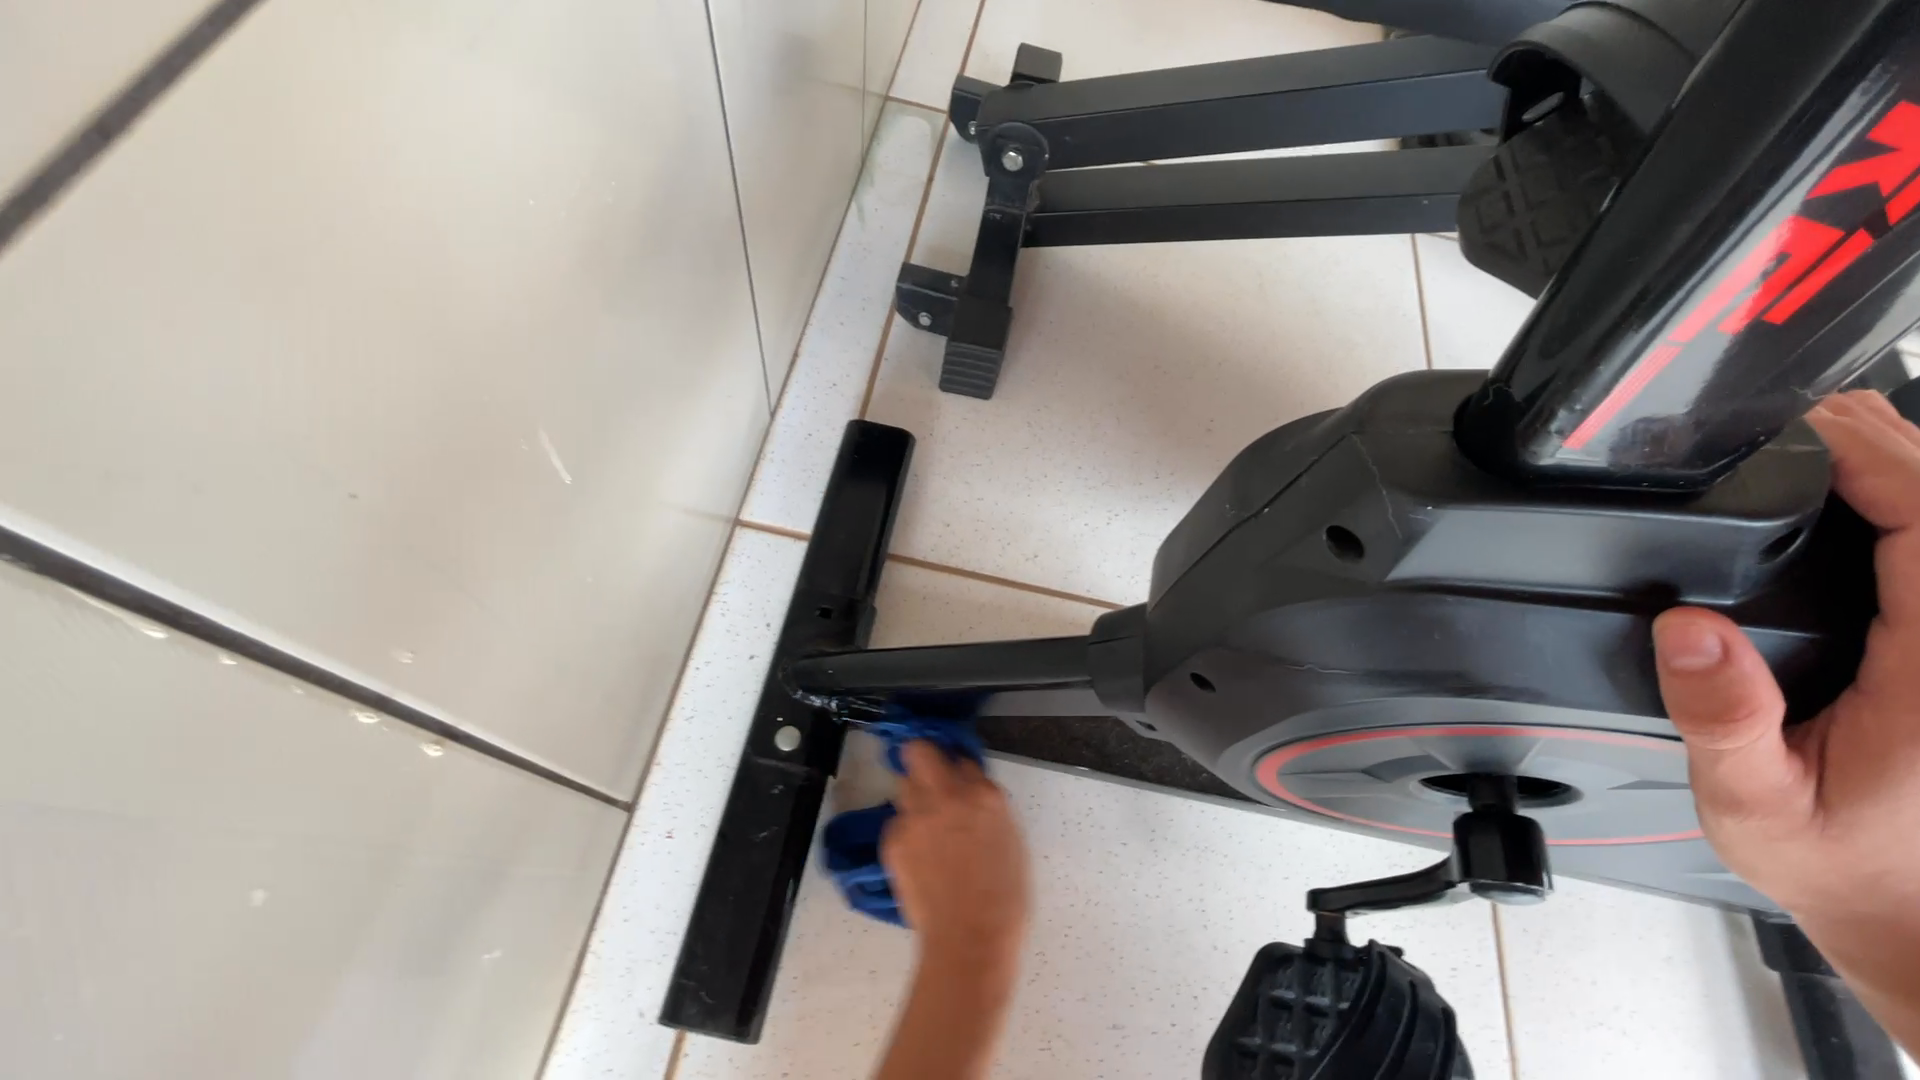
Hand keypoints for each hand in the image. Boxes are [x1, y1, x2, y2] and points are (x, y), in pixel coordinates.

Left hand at [881, 741, 1030, 961]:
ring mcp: (915, 816)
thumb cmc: (1004, 900)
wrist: (970, 942)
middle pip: (919, 750)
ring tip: (925, 826)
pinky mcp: (893, 840)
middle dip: (923, 759)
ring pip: (904, 784)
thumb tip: (973, 800)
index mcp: (985, 796)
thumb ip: (988, 810)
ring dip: (914, 797)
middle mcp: (946, 796)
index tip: (960, 783)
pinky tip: (919, 859)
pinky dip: (906, 832)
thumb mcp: (1010, 841)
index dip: (961, 772)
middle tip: (930, 780)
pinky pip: (897, 822)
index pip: (964, 760)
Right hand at [1652, 389, 1919, 1050]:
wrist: (1904, 907)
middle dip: (1895, 451)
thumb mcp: (1752, 804)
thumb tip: (1687, 628)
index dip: (1885, 463)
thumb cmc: (1834, 860)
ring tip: (1833, 436)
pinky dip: (1904, 517)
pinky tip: (1864, 500)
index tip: (1820, 421)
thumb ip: (1722, 719)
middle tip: (1815, 410)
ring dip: (1906, 476)